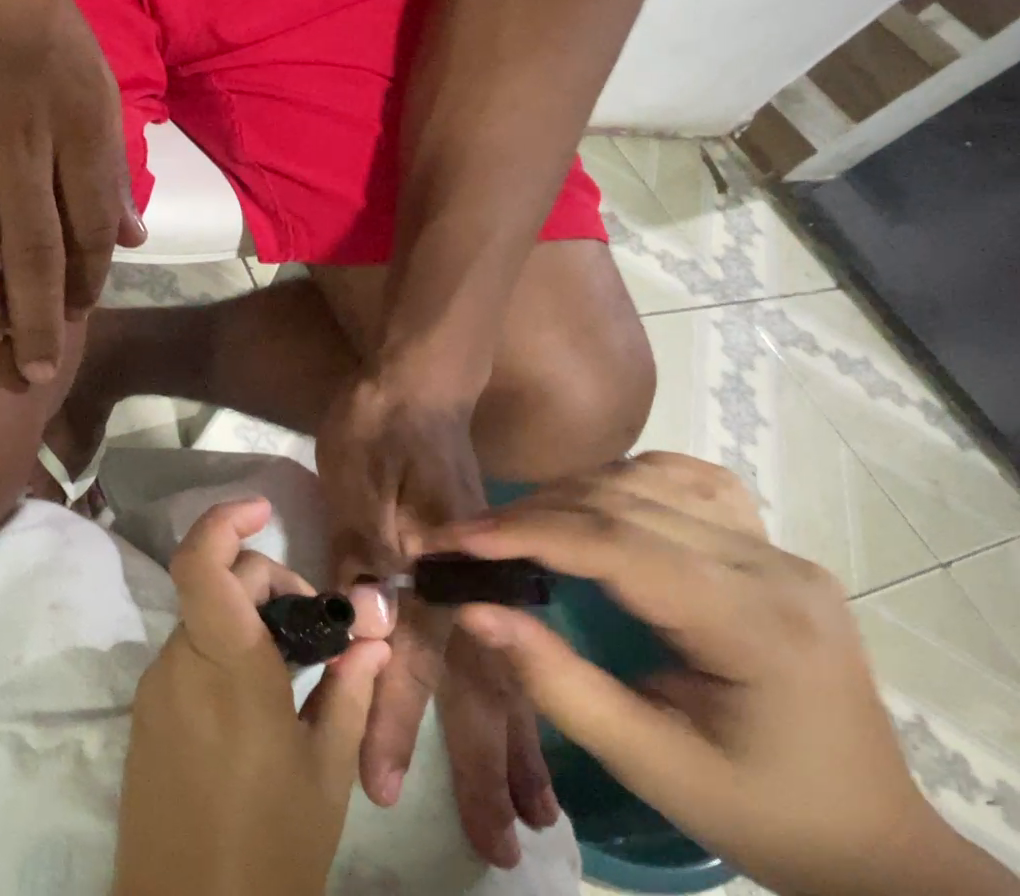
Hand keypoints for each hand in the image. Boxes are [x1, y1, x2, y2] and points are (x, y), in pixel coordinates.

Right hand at [0, 0, 142, 383]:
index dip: (90, 278)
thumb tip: (133, 238)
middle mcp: (17, 130)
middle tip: (38, 371)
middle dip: (39, 319)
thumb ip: (110, 161)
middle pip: (33, 246)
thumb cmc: (32, 21)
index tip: (81, 311)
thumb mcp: (92, 77)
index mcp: (77, 116)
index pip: (91, 222)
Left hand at [113, 499, 392, 895]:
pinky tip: (264, 701)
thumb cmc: (270, 846)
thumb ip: (349, 691)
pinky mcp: (146, 716)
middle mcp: (178, 664)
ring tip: (301, 671)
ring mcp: (155, 690)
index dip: (225, 521)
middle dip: (268, 582)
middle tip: (320, 627)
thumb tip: (370, 635)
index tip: (264, 509)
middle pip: (215, 586)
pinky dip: (225, 653)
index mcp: (227, 668)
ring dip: (249, 621)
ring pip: (203, 621)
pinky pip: (188, 659)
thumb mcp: (327, 771)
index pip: (202, 564)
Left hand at [316, 377, 556, 866]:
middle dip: (482, 767)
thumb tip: (366, 630)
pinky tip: (525, 719)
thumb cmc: (374, 437)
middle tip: (504, 844)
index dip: (401, 732)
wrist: (417, 386)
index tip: (387, 793)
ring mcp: (479, 581)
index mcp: (428, 578)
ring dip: (513, 743)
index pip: (416, 671)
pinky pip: (499, 641)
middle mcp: (464, 591)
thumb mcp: (352, 496)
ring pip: (500, 674)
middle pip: (478, 691)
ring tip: (533, 810)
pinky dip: (515, 690)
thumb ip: (362, 561)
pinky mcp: (480, 569)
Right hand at [436, 452, 1019, 895]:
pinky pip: (687, 483)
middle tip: (458, 541)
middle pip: (628, 502)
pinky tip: (588, 506)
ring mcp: (781, 551)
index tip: (448, 541)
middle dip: (529, 514)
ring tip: (511, 530)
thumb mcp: (646, 763)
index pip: (619, 545)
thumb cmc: (755, 809)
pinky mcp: (773, 550)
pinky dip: (622, 481)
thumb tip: (471, 609)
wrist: (866, 837)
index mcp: (755, 626)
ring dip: (568, 494)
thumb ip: (557, 682)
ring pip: (652, 478)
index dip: (524, 533)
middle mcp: (776, 569)